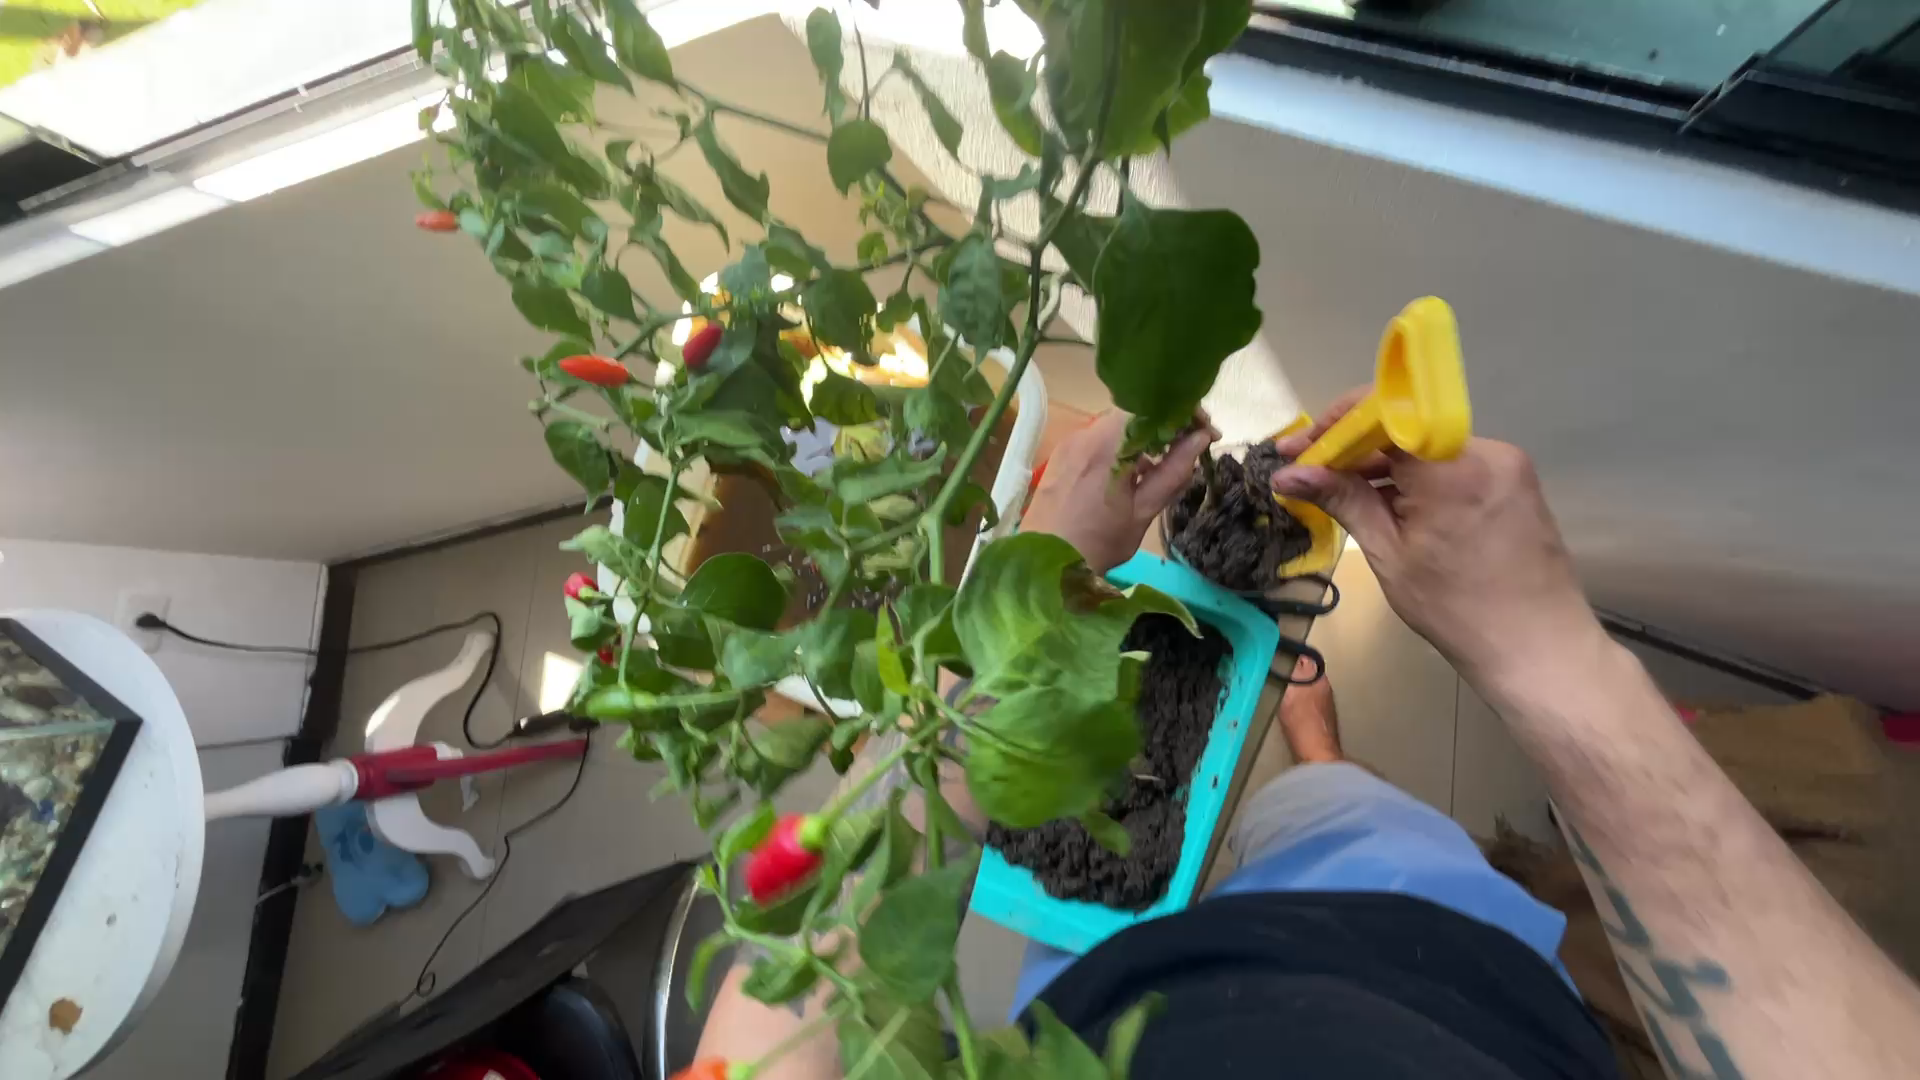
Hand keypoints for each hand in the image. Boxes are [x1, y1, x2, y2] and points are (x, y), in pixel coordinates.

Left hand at [1023, 411, 1216, 574]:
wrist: (1044, 563)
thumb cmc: (1098, 542)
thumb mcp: (1143, 511)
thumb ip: (1173, 471)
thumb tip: (1201, 439)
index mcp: (1108, 445)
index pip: (1152, 405)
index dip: (1183, 412)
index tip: (1205, 431)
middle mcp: (1085, 435)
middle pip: (1134, 413)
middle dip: (1166, 424)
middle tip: (1191, 445)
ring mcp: (1070, 443)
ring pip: (1116, 426)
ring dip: (1144, 436)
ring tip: (1163, 462)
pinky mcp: (1060, 455)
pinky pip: (1098, 439)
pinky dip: (1120, 446)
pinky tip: (1131, 471)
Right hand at [1269, 388, 1602, 685]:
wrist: (1535, 645)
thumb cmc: (1453, 607)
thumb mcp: (1386, 552)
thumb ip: (1341, 500)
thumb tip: (1284, 476)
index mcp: (1452, 469)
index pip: (1382, 418)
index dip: (1332, 427)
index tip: (1294, 450)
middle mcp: (1485, 452)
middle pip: (1402, 429)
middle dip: (1348, 446)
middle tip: (1302, 471)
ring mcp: (1504, 463)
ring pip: (1422, 446)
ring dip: (1375, 463)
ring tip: (1333, 488)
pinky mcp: (1510, 480)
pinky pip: (1445, 462)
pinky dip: (1407, 475)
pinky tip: (1379, 499)